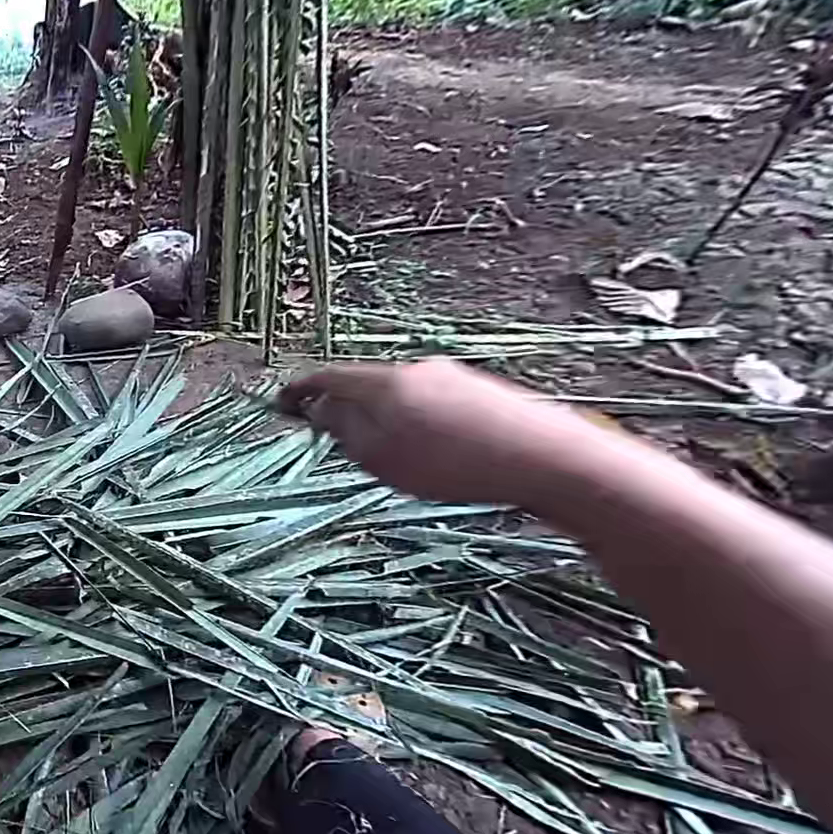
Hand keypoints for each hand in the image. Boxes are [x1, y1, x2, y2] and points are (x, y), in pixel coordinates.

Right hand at [278, 359, 631, 506]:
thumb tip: (319, 408)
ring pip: (395, 394)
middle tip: (328, 437)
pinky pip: (425, 401)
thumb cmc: (452, 463)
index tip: (279, 405)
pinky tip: (423, 448)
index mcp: (384, 382)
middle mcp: (416, 369)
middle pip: (362, 383)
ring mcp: (452, 377)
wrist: (552, 460)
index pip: (327, 377)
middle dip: (339, 406)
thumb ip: (342, 428)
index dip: (298, 390)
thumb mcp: (378, 455)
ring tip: (379, 452)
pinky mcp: (479, 391)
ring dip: (376, 416)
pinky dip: (407, 419)